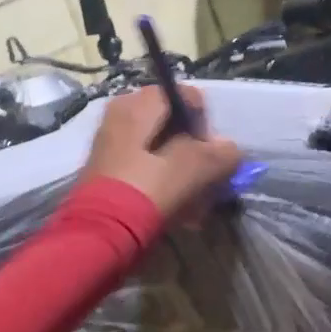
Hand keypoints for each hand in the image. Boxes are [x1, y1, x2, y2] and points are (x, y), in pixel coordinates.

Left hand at [84, 88, 241, 221]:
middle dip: (195, 153)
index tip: (211, 155)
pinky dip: (163, 185)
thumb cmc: (149, 189)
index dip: (205, 124)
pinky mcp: (105, 172)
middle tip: (207, 182)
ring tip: (195, 204)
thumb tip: (231, 150)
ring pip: (160, 151)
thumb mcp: (194, 168)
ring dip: (182, 173)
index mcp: (138, 103)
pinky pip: (145, 170)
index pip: (186, 96)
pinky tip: (176, 212)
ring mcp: (110, 144)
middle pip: (173, 126)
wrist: (99, 234)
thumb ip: (220, 155)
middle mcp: (120, 115)